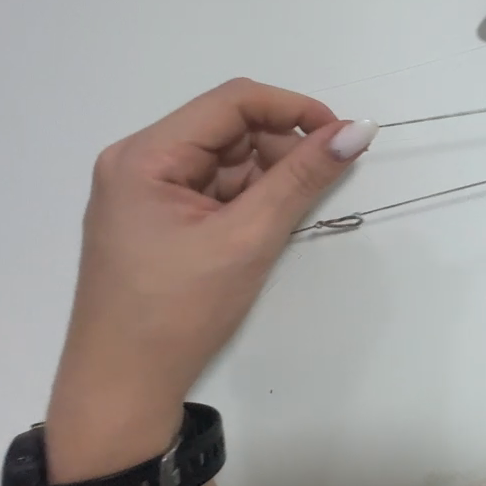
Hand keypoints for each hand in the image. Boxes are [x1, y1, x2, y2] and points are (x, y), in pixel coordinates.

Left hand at [45, 79, 375, 478]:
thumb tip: (360, 130)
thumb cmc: (179, 307)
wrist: (125, 385)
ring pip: (235, 157)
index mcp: (146, 156)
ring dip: (273, 176)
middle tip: (320, 188)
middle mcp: (143, 161)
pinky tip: (266, 229)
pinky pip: (225, 185)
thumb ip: (305, 176)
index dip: (295, 109)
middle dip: (285, 148)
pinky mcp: (166, 216)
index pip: (234, 101)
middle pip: (235, 127)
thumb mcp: (250, 236)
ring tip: (284, 222)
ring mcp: (152, 190)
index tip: (344, 138)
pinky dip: (257, 198)